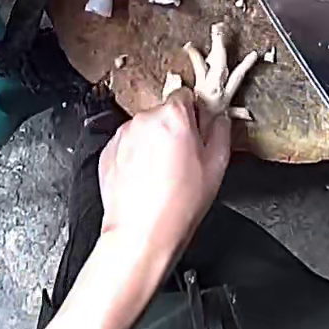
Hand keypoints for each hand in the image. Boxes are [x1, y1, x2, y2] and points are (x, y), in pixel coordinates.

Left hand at [97, 90, 229, 264]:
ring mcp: (122, 135)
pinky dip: (137, 155)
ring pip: (146, 128)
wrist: (142, 233)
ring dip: (155, 141)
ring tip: (163, 172)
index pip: (186, 94)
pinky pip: (128, 144)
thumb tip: (220, 117)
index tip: (198, 128)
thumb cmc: (179, 203)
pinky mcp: (107, 152)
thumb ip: (221, 130)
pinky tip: (147, 178)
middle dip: (175, 128)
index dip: (195, 113)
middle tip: (184, 157)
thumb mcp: (217, 164)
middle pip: (165, 112)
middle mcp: (144, 119)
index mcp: (173, 116)